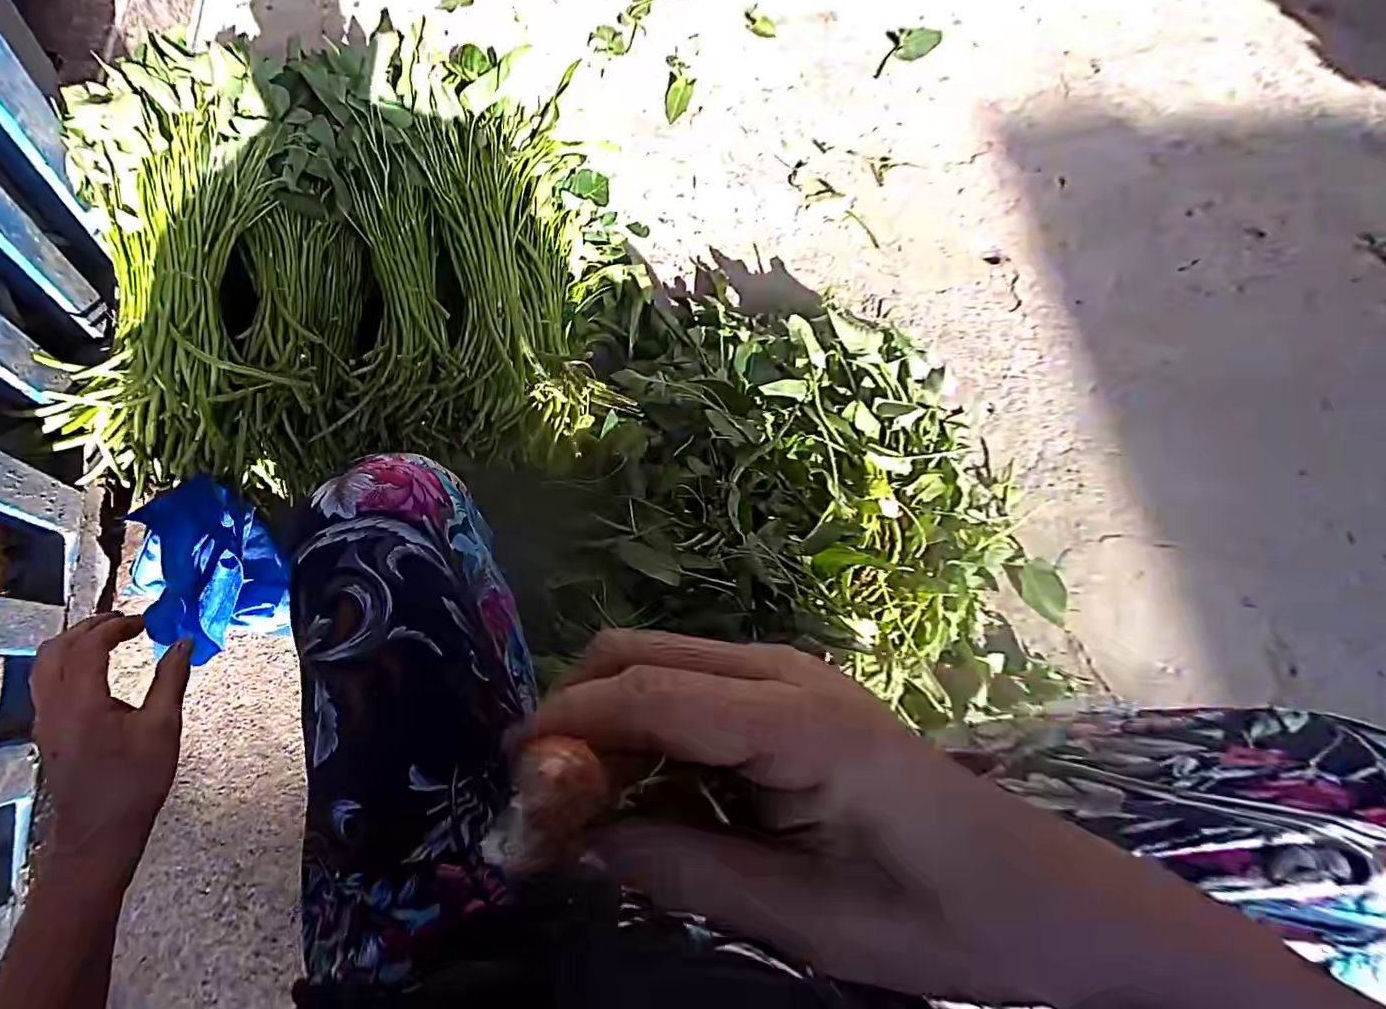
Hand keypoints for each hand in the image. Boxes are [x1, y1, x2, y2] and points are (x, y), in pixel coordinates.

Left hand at [31, 612, 191, 880]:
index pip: (89, 645)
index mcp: (80, 700)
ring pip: (44, 665)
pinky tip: (93, 671)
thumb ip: (171, 679)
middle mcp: (53, 705)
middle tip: (122, 621)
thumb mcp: (162, 728)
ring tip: (106, 638)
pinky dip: (66, 663)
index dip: (116, 626)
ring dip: (72, 643)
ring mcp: (44, 721)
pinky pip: (45, 683)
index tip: (144, 622)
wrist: (97, 839)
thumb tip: (183, 642)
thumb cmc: (134, 784)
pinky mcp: (46, 734)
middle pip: (56, 648)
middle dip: (89, 627)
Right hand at [526, 630, 1358, 1006]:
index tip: (518, 765)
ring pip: (645, 660)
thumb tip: (580, 840)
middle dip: (571, 706)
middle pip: (632, 652)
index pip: (648, 693)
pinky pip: (674, 682)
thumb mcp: (811, 921)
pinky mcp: (771, 685)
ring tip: (581, 786)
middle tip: (544, 780)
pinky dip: (634, 722)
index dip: (570, 722)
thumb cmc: (948, 918)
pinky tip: (638, 778)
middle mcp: (773, 668)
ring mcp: (773, 668)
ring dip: (599, 713)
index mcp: (795, 719)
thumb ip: (685, 872)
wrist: (1056, 898)